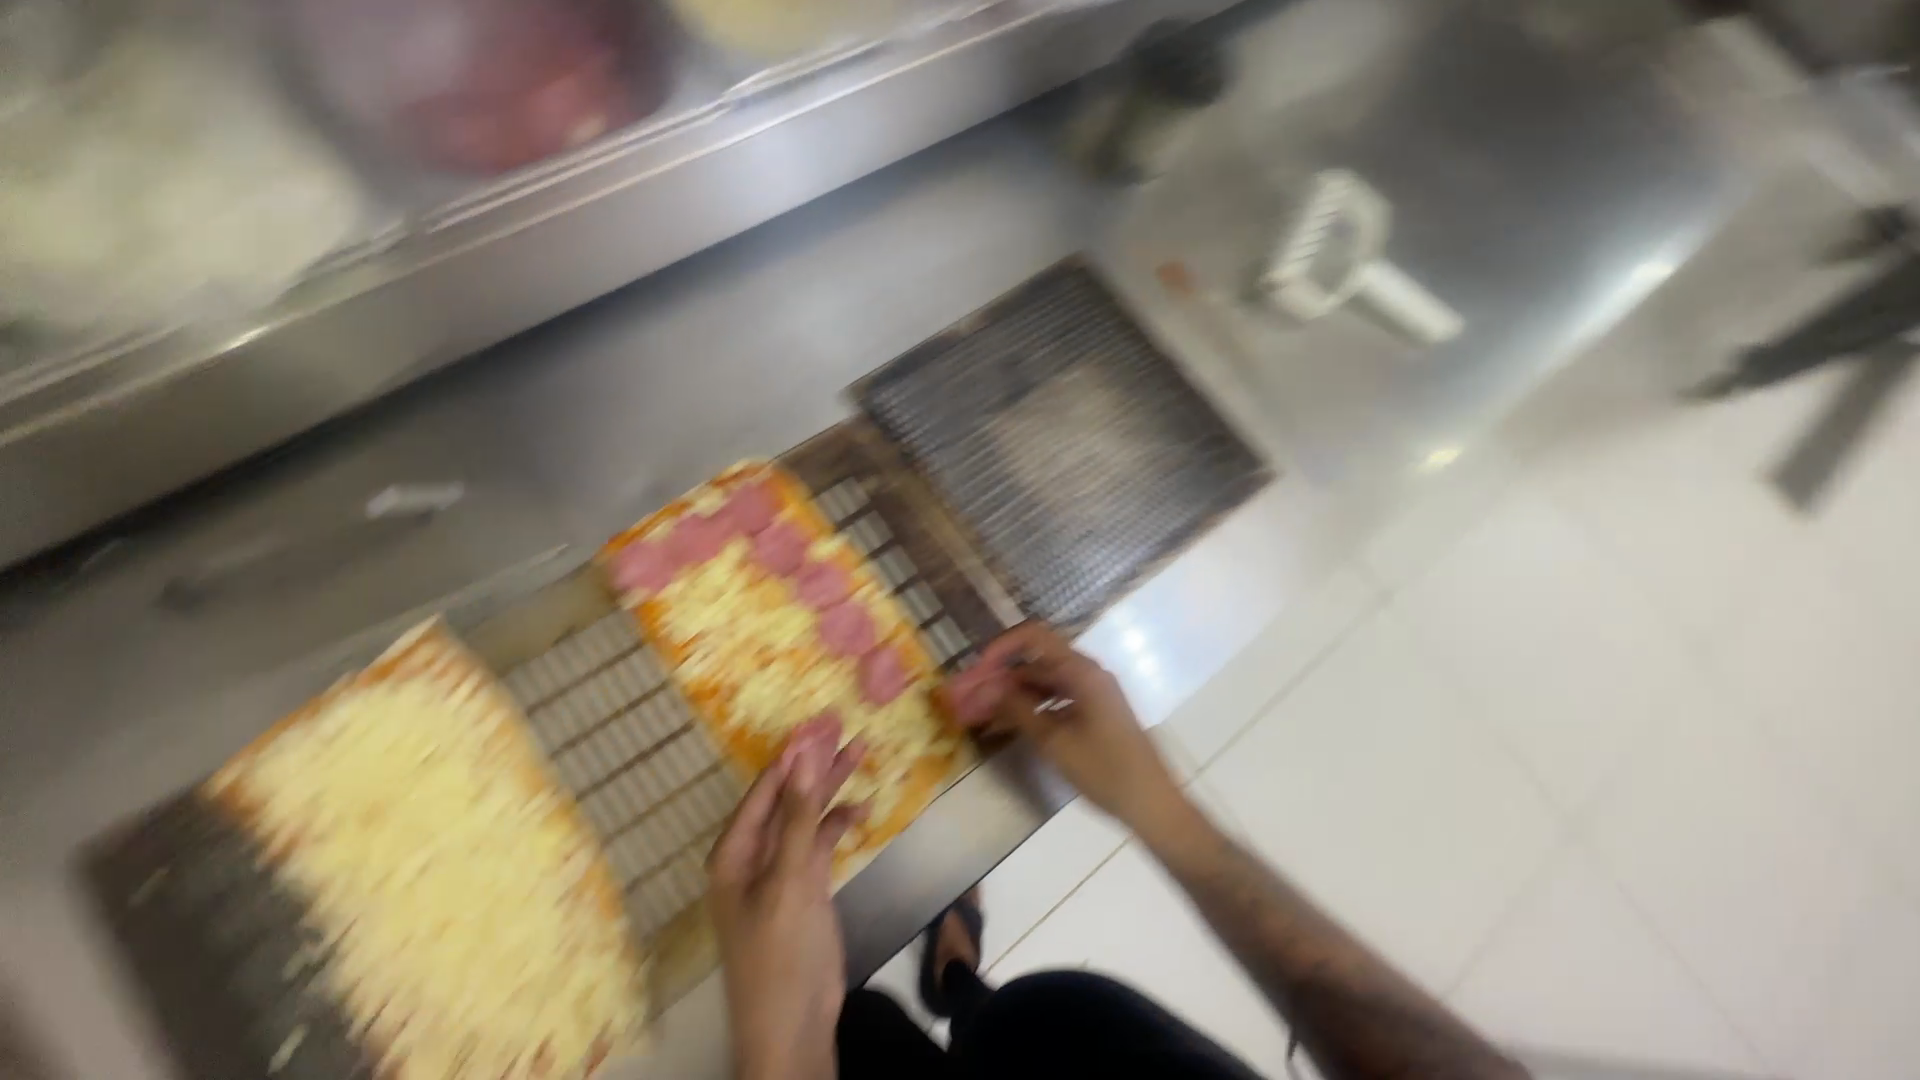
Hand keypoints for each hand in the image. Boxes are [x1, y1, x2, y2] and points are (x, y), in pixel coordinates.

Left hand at [707, 714, 866, 1079]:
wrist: (794, 1024)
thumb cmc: (779, 952)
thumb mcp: (789, 879)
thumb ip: (798, 816)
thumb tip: (803, 755)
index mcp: (735, 852)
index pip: (765, 789)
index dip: (794, 754)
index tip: (821, 719)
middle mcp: (754, 855)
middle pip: (787, 797)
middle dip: (814, 763)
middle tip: (843, 723)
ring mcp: (781, 871)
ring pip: (807, 817)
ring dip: (831, 788)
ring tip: (861, 750)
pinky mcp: (805, 888)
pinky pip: (820, 843)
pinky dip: (838, 824)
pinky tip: (860, 808)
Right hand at [946, 622, 1186, 832]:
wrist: (1152, 802)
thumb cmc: (1105, 770)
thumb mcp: (1054, 741)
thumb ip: (1017, 709)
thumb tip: (985, 688)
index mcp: (1082, 671)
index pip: (1034, 636)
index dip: (1002, 647)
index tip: (978, 671)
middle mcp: (1088, 673)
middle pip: (1037, 660)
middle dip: (1001, 675)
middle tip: (971, 698)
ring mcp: (1093, 692)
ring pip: (1044, 681)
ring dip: (1014, 693)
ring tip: (983, 714)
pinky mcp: (1095, 710)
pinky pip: (1057, 697)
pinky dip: (1033, 706)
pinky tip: (1010, 725)